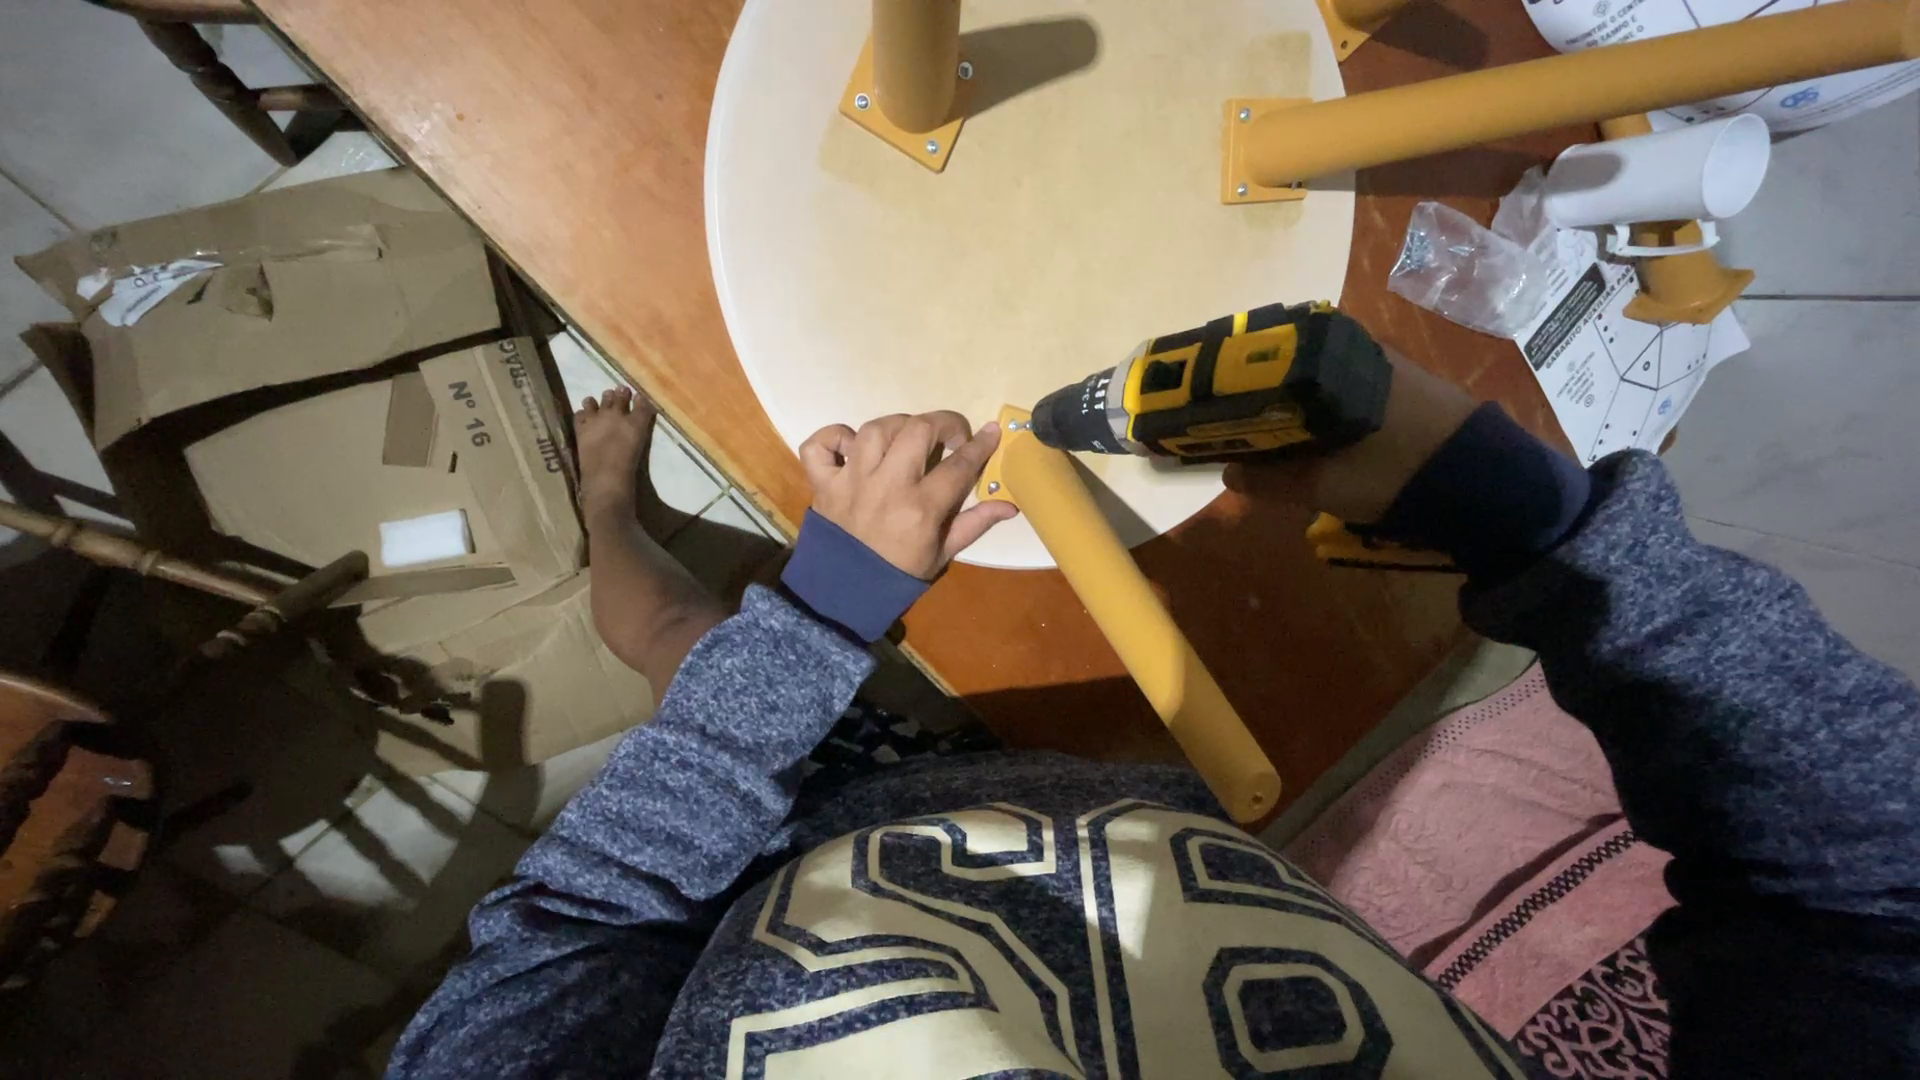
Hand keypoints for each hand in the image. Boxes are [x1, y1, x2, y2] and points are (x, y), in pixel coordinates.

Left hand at [799, 412, 1020, 577]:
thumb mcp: (942, 554)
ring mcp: (851, 481)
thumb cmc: (898, 573)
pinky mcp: (823, 483)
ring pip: (874, 430)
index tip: (991, 433)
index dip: (980, 445)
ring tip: (908, 438)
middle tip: (950, 435)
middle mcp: (886, 487)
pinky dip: (835, 436)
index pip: (958, 465)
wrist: (845, 594)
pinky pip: (820, 445)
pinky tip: (852, 446)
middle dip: (942, 422)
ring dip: (897, 425)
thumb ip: (974, 524)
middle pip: (916, 430)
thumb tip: (1010, 506)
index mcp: (921, 508)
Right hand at [1231, 348, 1475, 522]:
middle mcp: (1357, 350)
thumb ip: (1270, 479)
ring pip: (1317, 379)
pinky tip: (1312, 434)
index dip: (1234, 381)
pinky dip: (1321, 407)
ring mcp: (1384, 364)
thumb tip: (1229, 472)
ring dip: (1292, 403)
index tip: (1212, 403)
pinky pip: (1344, 389)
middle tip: (1238, 424)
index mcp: (1334, 361)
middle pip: (1290, 367)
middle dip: (1261, 394)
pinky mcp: (1405, 384)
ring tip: (1268, 433)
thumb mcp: (1324, 485)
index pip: (1265, 356)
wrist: (1484, 482)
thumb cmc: (1395, 473)